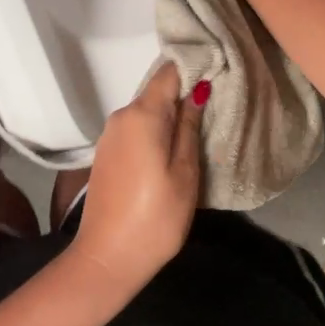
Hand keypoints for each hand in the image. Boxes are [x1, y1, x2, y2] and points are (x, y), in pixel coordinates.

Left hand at [71, 63, 207, 293]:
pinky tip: (172, 147)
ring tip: (199, 126)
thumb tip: (196, 91)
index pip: (168, 72)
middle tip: (216, 102)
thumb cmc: (154, 217)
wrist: (107, 258)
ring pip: (146, 111)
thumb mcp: (184, 173)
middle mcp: (121, 115)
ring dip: (170, 114)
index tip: (217, 70)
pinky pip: (135, 128)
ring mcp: (110, 134)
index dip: (192, 67)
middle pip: (156, 91)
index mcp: (142, 114)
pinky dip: (155, 130)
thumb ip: (189, 128)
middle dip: (184, 92)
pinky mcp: (106, 153)